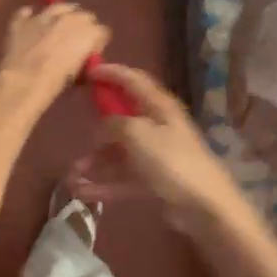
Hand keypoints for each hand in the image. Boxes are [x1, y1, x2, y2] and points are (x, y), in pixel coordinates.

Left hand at [0, 4, 109, 109]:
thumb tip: (83, 60)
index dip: (96, 43)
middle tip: (73, 44)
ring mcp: (43, 15)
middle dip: (81, 27)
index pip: (102, 31)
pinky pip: (28, 12)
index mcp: (89, 31)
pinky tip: (29, 28)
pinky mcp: (21, 19)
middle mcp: (69, 17)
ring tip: (55, 31)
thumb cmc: (56, 83)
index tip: (90, 54)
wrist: (23, 82)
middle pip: (83, 16)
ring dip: (61, 17)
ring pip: (59, 7)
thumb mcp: (80, 76)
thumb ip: (85, 61)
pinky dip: (30, 18)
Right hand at [92, 64, 249, 229]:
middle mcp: (158, 127)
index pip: (133, 80)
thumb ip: (112, 124)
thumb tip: (100, 127)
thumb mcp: (136, 133)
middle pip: (122, 119)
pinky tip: (83, 192)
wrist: (203, 205)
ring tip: (73, 176)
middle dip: (97, 127)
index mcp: (158, 107)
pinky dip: (104, 184)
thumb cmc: (170, 160)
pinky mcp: (154, 180)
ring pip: (119, 152)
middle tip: (77, 132)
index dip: (111, 73)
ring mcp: (156, 155)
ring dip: (96, 162)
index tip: (89, 71)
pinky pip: (123, 177)